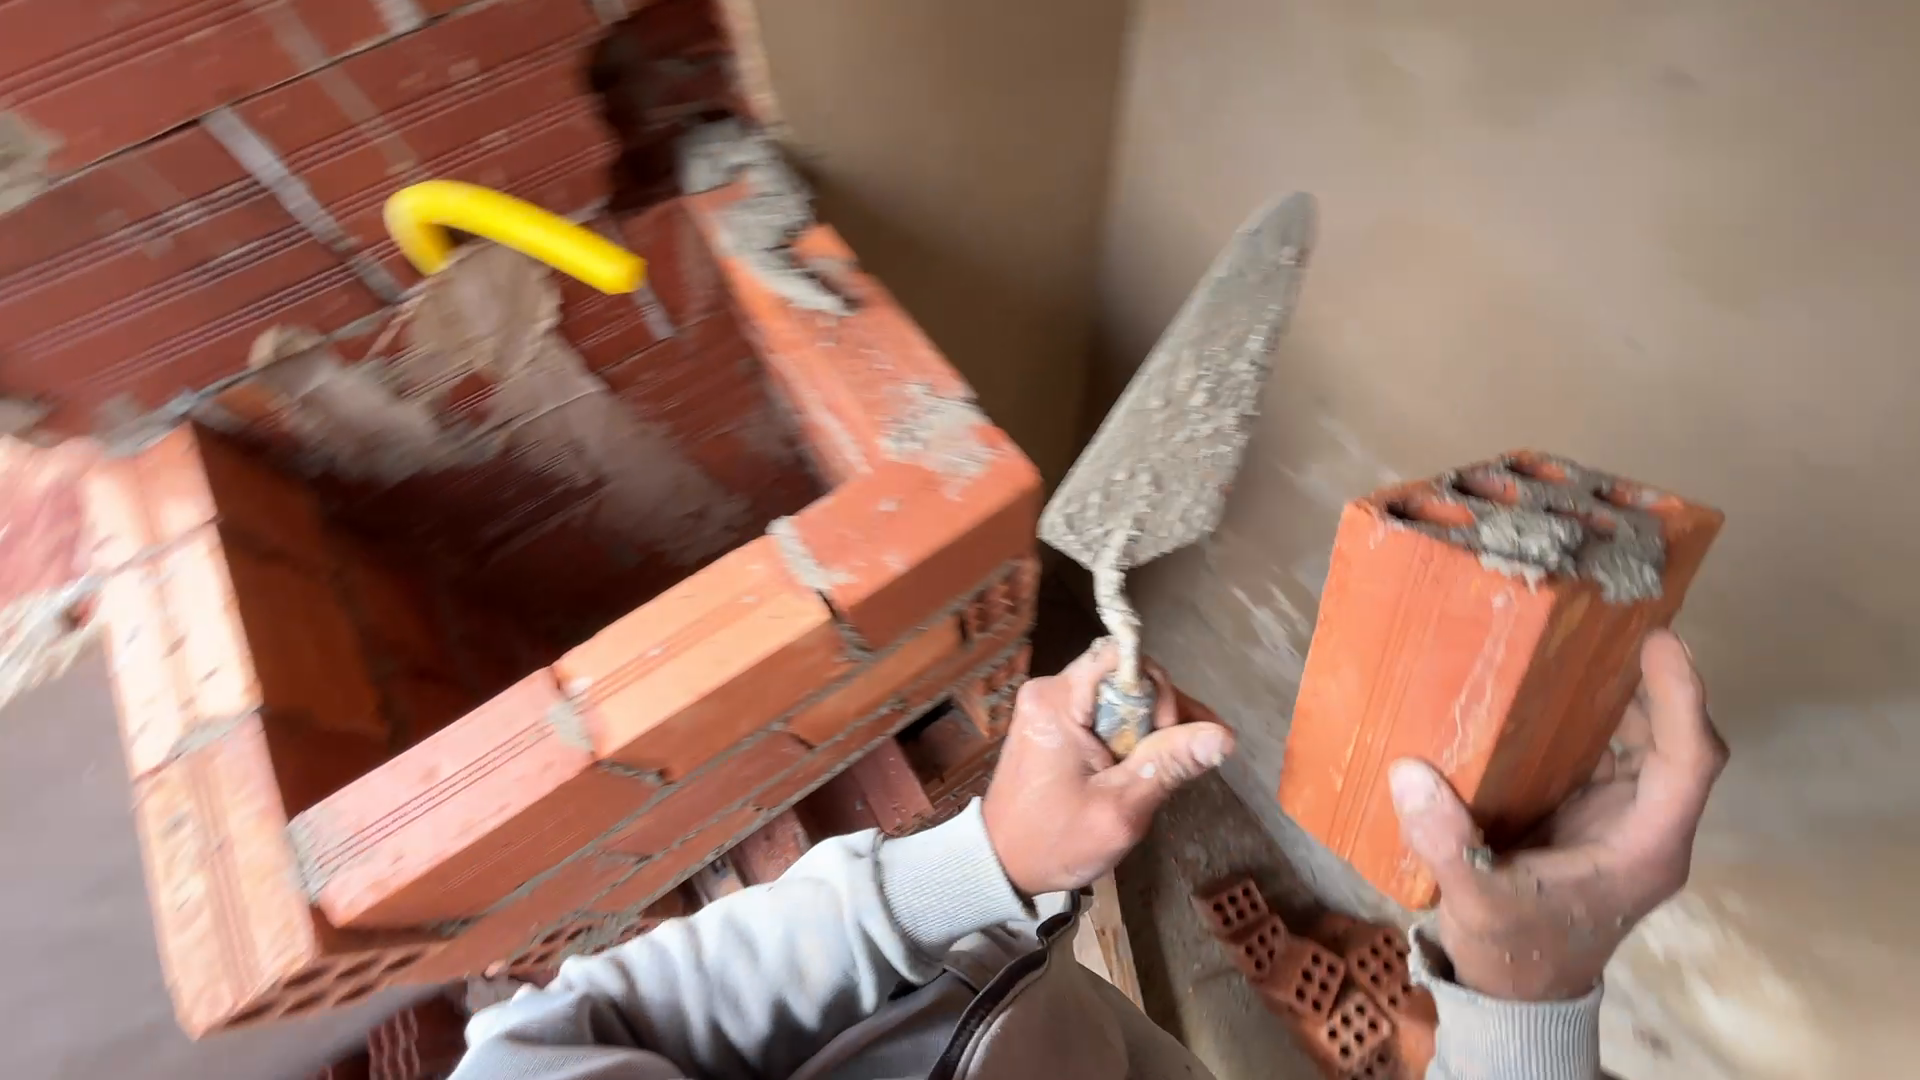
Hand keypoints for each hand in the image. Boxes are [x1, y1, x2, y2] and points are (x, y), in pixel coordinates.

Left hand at [983, 640, 1234, 894]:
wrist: (1001, 863)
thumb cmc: (1055, 841)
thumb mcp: (1120, 809)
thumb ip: (1169, 764)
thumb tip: (1225, 736)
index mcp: (1057, 700)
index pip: (1120, 657)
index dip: (1155, 686)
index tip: (1169, 731)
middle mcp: (1050, 690)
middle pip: (1124, 677)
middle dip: (1161, 712)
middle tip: (1185, 756)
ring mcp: (1050, 706)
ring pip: (1119, 696)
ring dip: (1151, 726)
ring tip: (1183, 763)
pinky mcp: (1055, 723)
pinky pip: (1104, 714)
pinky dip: (1131, 734)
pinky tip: (1157, 761)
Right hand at [1388, 629, 1728, 1000]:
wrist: (1513, 986)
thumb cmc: (1515, 948)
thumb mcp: (1480, 899)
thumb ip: (1448, 842)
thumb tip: (1408, 770)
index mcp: (1642, 845)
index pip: (1686, 763)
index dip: (1678, 701)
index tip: (1657, 643)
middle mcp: (1638, 825)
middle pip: (1666, 743)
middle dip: (1643, 684)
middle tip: (1599, 626)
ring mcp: (1609, 821)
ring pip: (1631, 746)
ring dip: (1609, 697)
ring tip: (1567, 644)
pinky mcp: (1576, 817)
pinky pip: (1591, 757)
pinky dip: (1575, 720)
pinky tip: (1534, 692)